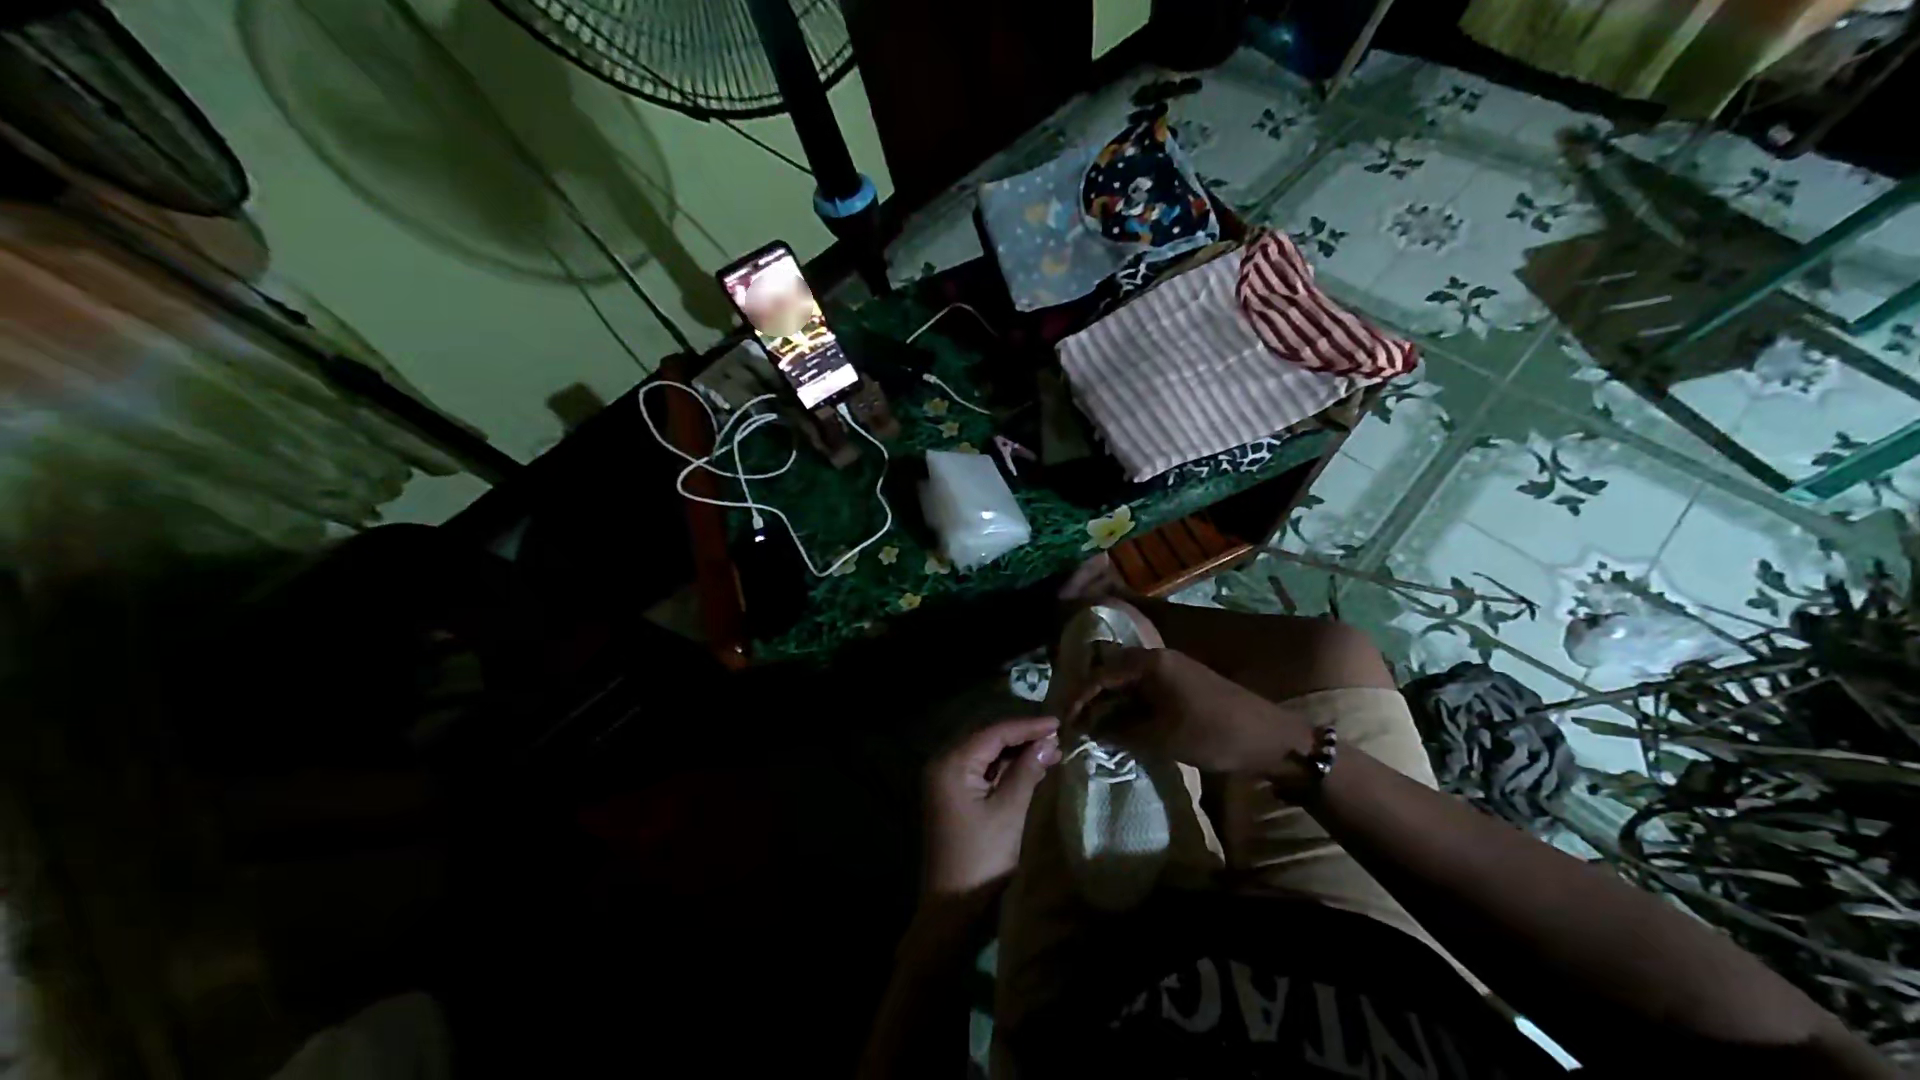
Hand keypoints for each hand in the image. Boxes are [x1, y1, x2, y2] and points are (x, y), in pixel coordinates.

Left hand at [922, 716, 1060, 898]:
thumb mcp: (1009, 811)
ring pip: (983, 753)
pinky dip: (1003, 767)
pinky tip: (1028, 766)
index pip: (993, 733)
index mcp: (951, 764)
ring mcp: (944, 780)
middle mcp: (942, 764)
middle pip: (986, 738)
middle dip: (1021, 736)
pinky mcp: (950, 795)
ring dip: (1014, 751)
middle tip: (1055, 735)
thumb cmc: (982, 857)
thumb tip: (1048, 743)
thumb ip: (1027, 771)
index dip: (1027, 726)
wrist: (951, 906)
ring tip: (1048, 748)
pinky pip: (978, 770)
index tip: (1058, 723)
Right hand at [1072, 647, 1315, 784]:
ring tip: (1096, 729)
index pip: (1101, 674)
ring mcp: (1174, 669)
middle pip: (1112, 673)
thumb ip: (1119, 731)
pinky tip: (1125, 726)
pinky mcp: (1184, 683)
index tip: (1064, 721)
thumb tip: (1089, 729)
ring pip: (1129, 682)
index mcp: (1151, 663)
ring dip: (1112, 704)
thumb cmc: (1212, 734)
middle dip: (1092, 699)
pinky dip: (1131, 706)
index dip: (1079, 698)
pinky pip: (1146, 690)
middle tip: (1077, 725)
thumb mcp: (1160, 738)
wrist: (1272, 740)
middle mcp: (1159, 658)